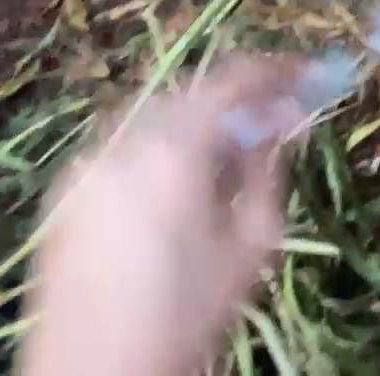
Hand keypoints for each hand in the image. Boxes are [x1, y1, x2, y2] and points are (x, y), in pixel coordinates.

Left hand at [20, 56, 306, 375]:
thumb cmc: (189, 310)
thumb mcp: (253, 238)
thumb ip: (268, 165)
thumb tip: (287, 120)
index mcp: (173, 150)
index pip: (234, 80)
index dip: (278, 70)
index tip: (310, 74)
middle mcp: (124, 146)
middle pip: (195, 90)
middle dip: (243, 94)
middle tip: (282, 110)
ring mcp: (89, 169)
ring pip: (161, 114)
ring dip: (206, 115)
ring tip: (240, 141)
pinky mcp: (68, 196)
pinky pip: (130, 143)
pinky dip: (169, 139)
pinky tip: (192, 170)